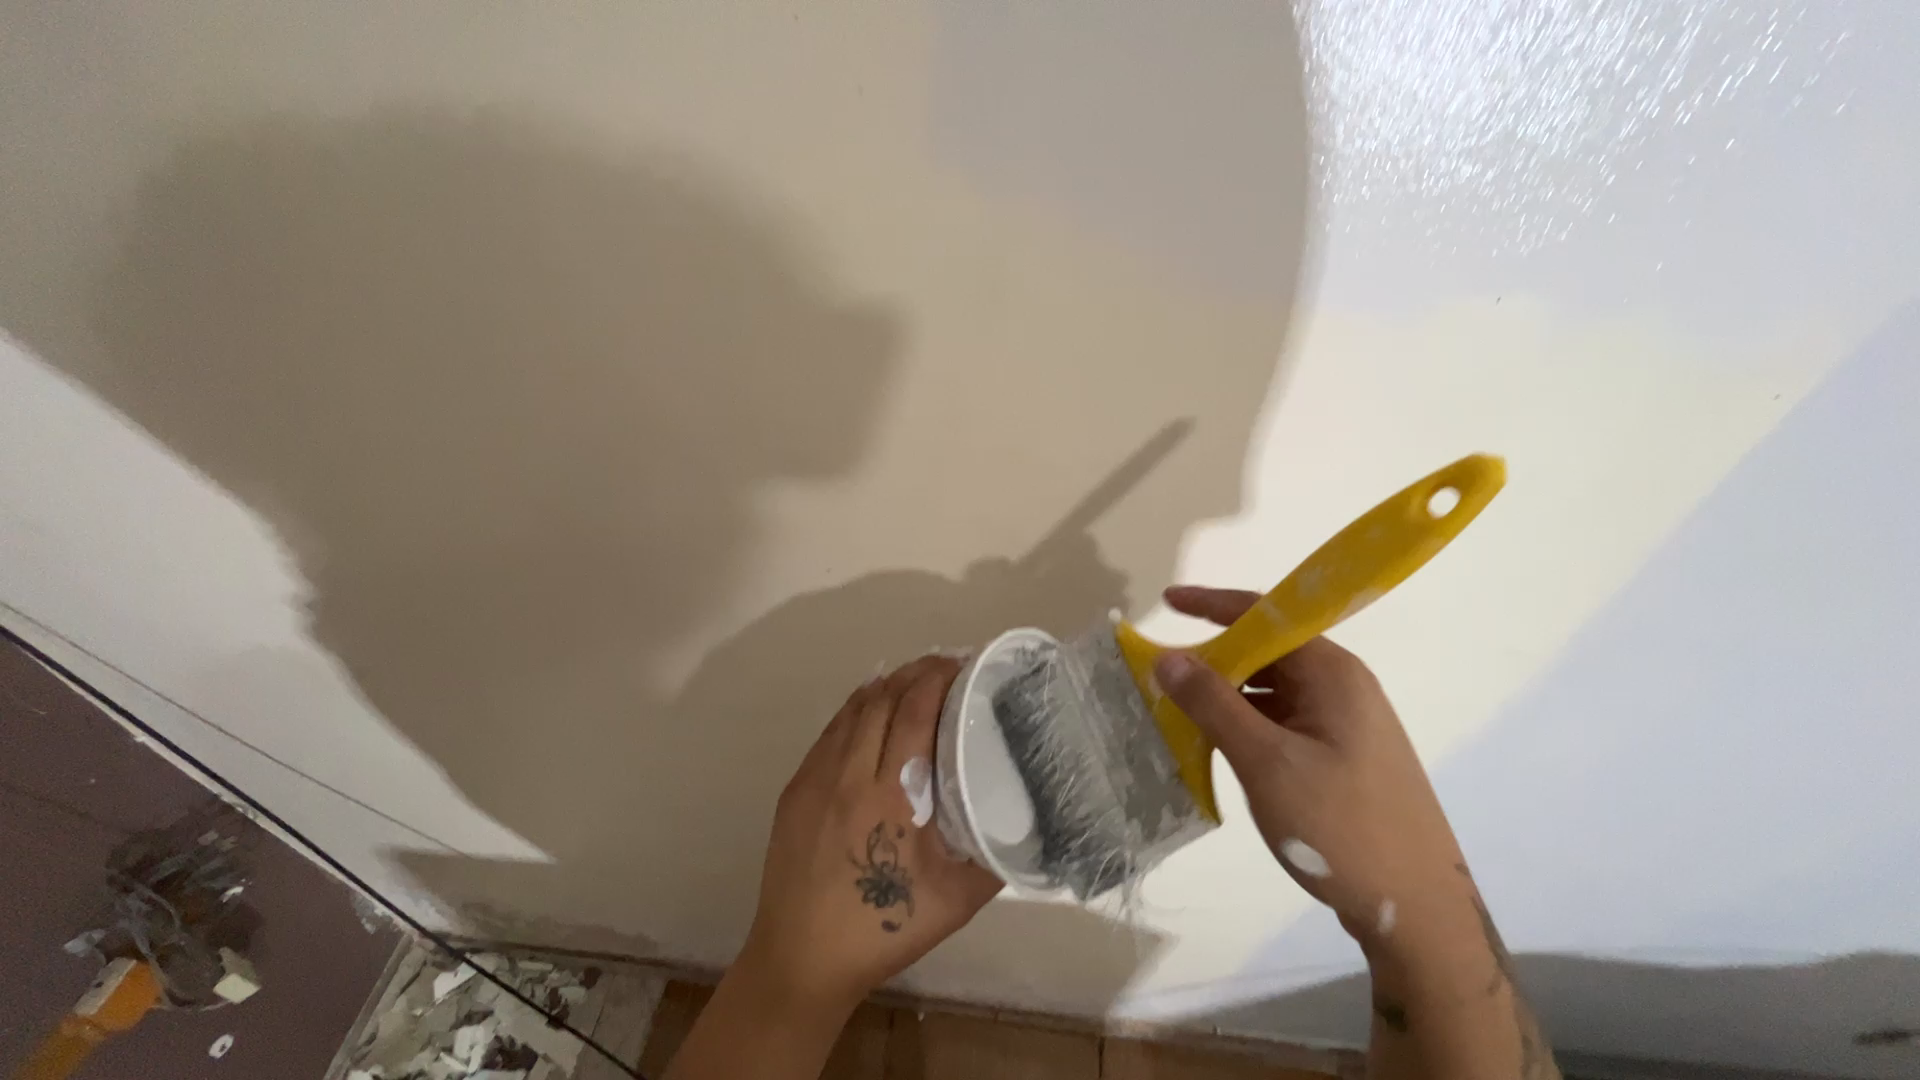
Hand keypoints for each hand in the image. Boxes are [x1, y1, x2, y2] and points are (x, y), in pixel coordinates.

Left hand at [737, 654, 1003, 1009]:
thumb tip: (1030, 824)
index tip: (962, 665)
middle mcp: (849, 774)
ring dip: (884, 686)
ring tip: (912, 679)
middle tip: (945, 665)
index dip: (937, 678)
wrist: (801, 959)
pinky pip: (830, 732)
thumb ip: (994, 856)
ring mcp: (815, 778)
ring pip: (852, 710)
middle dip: (915, 672)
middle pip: (882, 699)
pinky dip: (855, 710)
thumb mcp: (957, 901)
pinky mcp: (795, 789)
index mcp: (890, 794)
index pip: (914, 711)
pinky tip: (869, 710)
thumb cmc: (884, 930)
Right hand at [1153, 586, 1467, 947]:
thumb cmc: (1340, 826)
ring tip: (1177, 712)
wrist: (1416, 907)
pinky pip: (1282, 721)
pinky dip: (1245, 724)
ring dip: (1226, 696)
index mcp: (1332, 673)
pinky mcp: (1340, 756)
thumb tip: (1168, 658)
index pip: (1268, 616)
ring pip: (1273, 690)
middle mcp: (1341, 687)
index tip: (1166, 602)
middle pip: (1268, 652)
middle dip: (1214, 657)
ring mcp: (1343, 723)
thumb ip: (1213, 704)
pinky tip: (1214, 746)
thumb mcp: (1266, 761)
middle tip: (1162, 674)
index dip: (1214, 604)